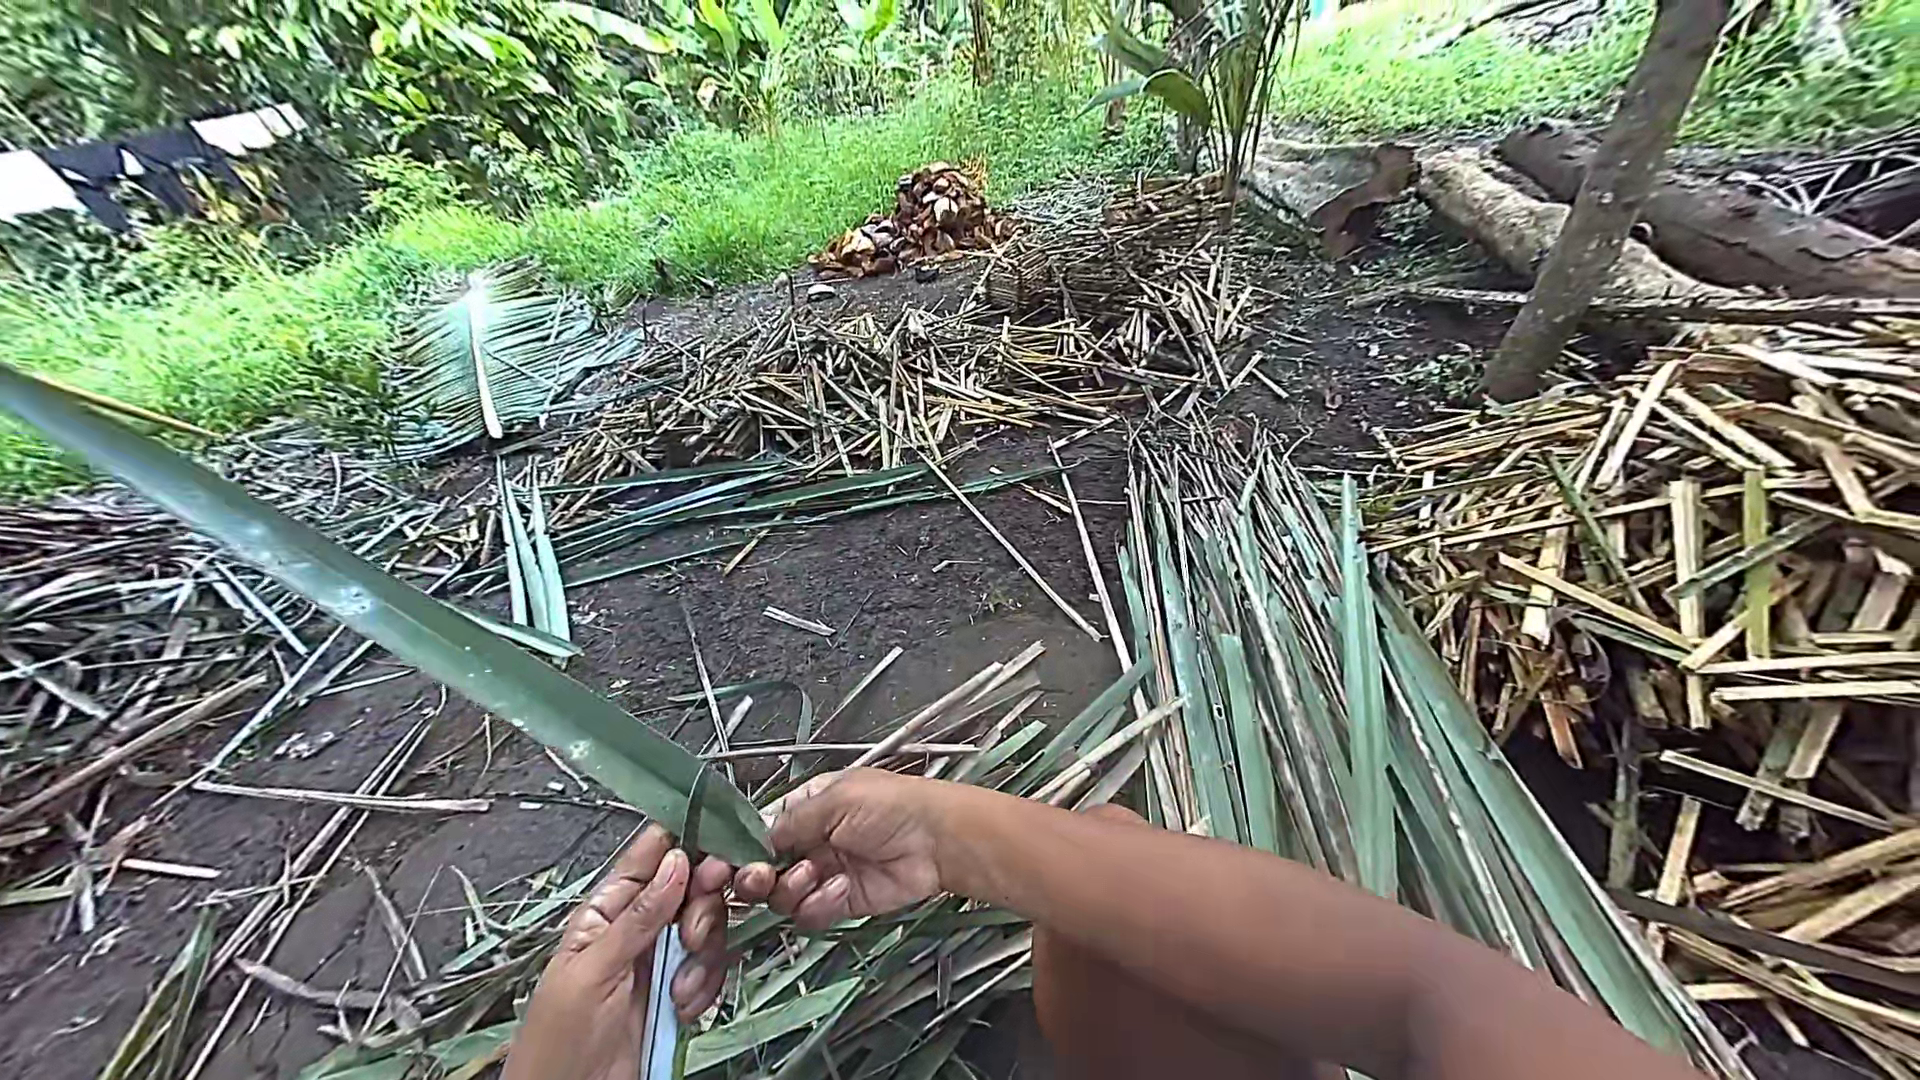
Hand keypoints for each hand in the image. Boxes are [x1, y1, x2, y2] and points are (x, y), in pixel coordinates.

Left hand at [502, 825, 731, 1079]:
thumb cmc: (561, 1042)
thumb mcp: (594, 973)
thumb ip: (639, 915)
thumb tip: (678, 858)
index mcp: (611, 907)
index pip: (654, 852)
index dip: (688, 840)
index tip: (718, 846)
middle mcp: (644, 921)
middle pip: (694, 882)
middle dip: (701, 906)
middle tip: (691, 934)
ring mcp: (667, 951)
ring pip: (711, 919)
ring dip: (702, 953)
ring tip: (677, 989)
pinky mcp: (687, 980)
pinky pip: (716, 960)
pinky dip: (705, 982)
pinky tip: (681, 1005)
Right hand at [733, 769, 951, 930]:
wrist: (936, 840)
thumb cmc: (891, 805)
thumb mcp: (838, 800)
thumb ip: (792, 821)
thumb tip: (752, 837)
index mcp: (810, 805)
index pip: (762, 829)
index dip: (742, 848)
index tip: (728, 865)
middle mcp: (812, 839)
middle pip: (764, 867)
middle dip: (758, 876)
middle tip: (761, 878)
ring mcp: (824, 871)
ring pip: (782, 895)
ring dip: (793, 888)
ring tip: (815, 874)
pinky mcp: (839, 901)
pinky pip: (810, 913)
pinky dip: (819, 905)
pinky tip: (840, 887)